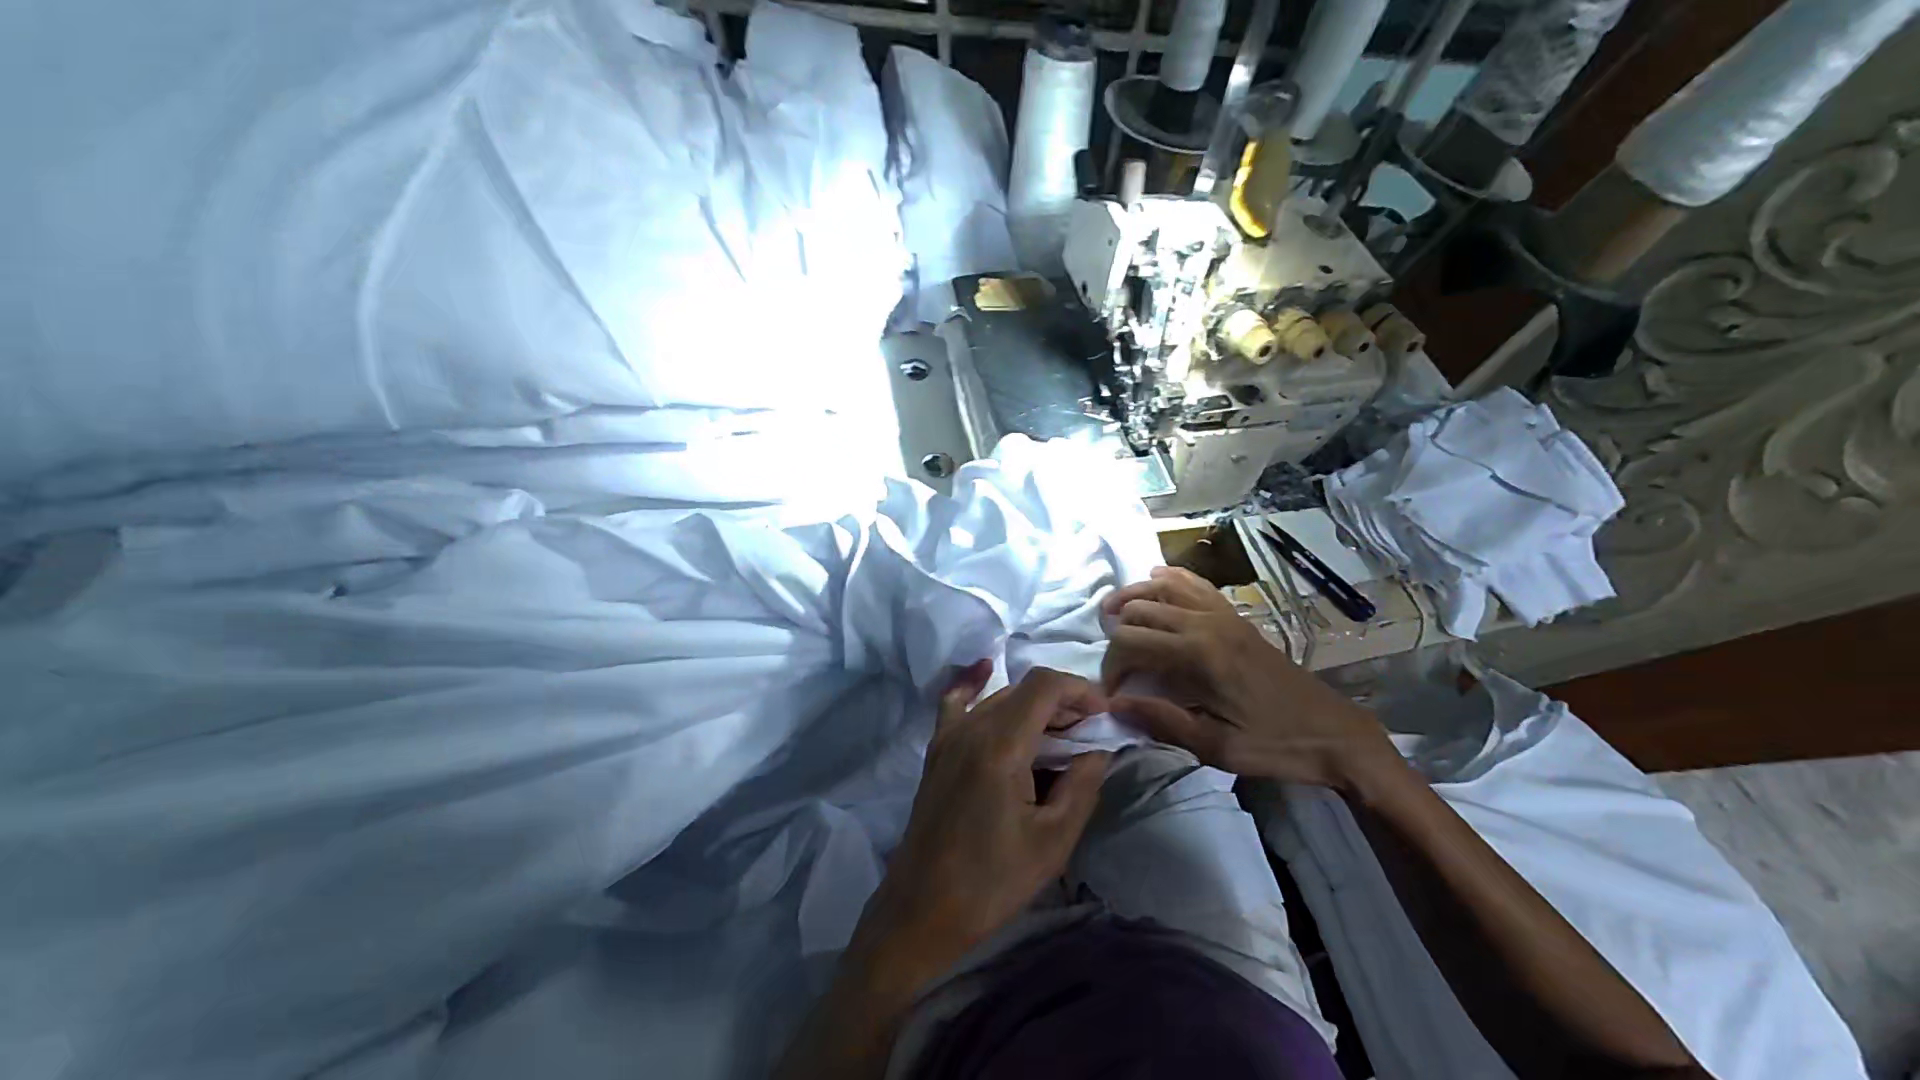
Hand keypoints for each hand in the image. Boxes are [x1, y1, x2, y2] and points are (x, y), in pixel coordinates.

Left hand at [858, 662, 1111, 977]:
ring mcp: (947, 736)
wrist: (923, 908)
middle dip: (1062, 702)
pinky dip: (974, 684)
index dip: (1081, 690)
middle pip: (1023, 689)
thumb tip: (1098, 751)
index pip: (1045, 686)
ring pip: (998, 698)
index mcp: (1000, 744)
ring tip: (1060, 734)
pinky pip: (956, 702)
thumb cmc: (992, 880)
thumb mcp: (1053, 840)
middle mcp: (971, 728)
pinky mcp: (936, 751)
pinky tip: (985, 671)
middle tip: (1089, 734)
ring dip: (1032, 705)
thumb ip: (1082, 785)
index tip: (1106, 714)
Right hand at [1101, 565, 1398, 789]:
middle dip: (1116, 633)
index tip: (1112, 694)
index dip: (1111, 666)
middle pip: (1141, 610)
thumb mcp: (1217, 747)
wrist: (1336, 734)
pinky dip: (1171, 579)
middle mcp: (1208, 623)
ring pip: (1164, 588)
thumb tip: (1114, 704)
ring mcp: (1224, 615)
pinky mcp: (1237, 618)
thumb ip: (1162, 720)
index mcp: (1200, 654)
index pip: (1131, 642)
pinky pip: (1197, 584)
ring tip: (1112, 613)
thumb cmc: (1276, 745)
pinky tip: (1155, 579)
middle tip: (1114, 666)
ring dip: (1134, 597)